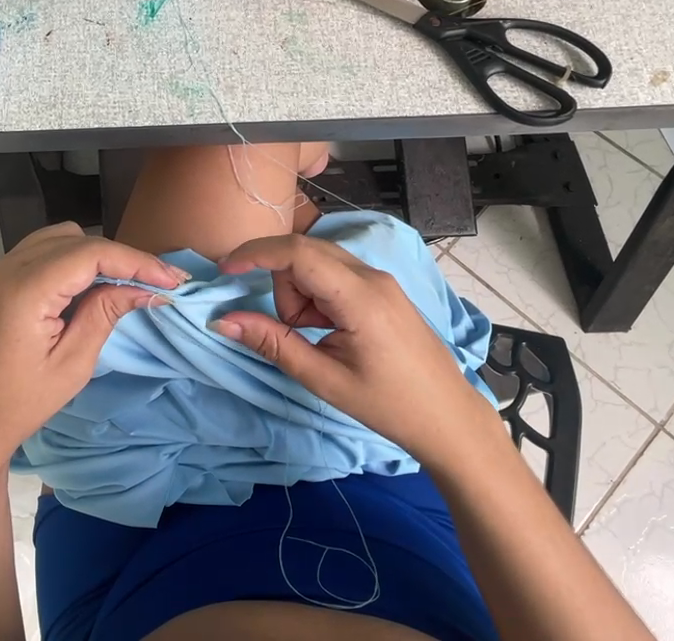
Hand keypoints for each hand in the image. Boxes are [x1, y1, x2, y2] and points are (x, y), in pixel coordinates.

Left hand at [0, 223, 187, 472]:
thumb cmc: (19, 404)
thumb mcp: (72, 364)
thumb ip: (106, 314)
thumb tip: (147, 288)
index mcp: (25, 289)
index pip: (91, 253)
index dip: (136, 260)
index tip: (172, 279)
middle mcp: (7, 266)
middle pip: (76, 240)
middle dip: (118, 257)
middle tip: (155, 284)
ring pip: (58, 239)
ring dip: (94, 255)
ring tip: (124, 285)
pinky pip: (40, 252)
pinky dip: (69, 260)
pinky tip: (88, 287)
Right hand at [210, 234, 498, 469]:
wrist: (450, 420)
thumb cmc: (389, 405)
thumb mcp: (323, 378)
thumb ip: (272, 343)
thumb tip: (222, 320)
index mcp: (360, 297)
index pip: (297, 252)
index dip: (255, 254)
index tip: (225, 270)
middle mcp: (372, 276)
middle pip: (303, 254)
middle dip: (282, 286)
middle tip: (293, 332)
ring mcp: (380, 280)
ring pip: (316, 262)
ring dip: (300, 293)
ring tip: (317, 337)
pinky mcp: (382, 289)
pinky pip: (334, 274)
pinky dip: (317, 296)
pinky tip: (329, 330)